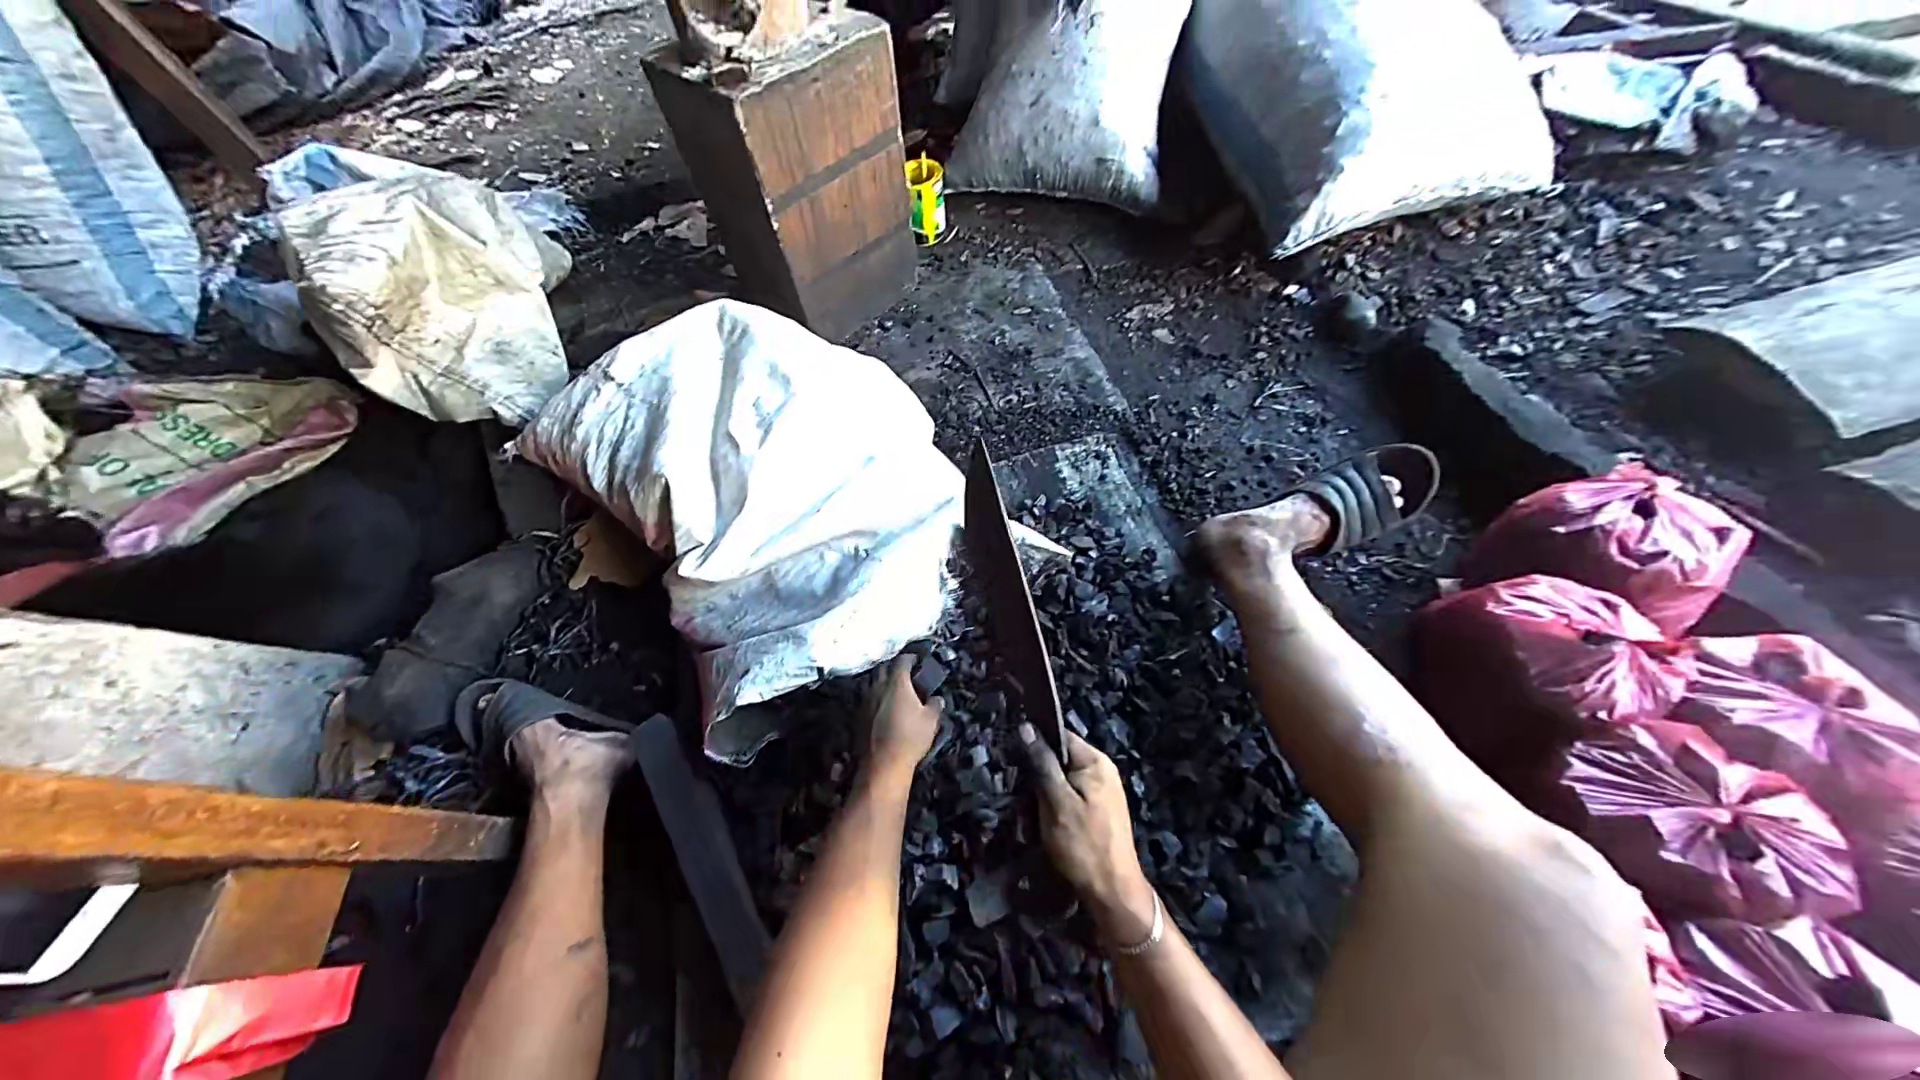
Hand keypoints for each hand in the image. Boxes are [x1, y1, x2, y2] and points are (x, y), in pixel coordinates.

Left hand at [864, 654, 943, 788]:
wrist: (883, 763)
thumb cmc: (910, 738)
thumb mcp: (930, 721)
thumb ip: (935, 706)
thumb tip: (937, 699)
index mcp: (897, 683)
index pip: (902, 661)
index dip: (910, 658)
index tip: (916, 660)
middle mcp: (878, 687)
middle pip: (883, 668)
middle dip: (893, 666)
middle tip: (904, 672)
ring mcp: (866, 701)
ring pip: (872, 682)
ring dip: (882, 681)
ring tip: (892, 688)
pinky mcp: (859, 715)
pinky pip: (867, 698)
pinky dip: (875, 696)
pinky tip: (882, 706)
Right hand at [1019, 725, 1156, 944]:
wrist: (1112, 892)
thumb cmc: (1083, 845)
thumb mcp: (1056, 801)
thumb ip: (1041, 763)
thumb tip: (1026, 727)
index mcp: (1095, 761)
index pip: (1058, 736)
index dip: (1034, 746)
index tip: (1014, 765)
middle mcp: (1101, 771)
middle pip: (1057, 760)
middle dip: (1036, 780)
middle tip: (1024, 804)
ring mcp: (1101, 792)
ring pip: (1059, 782)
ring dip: (1042, 799)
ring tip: (1033, 821)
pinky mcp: (1097, 811)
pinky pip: (1067, 799)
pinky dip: (1053, 810)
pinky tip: (1046, 828)